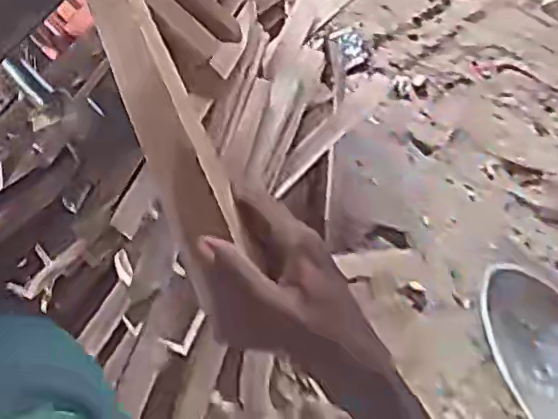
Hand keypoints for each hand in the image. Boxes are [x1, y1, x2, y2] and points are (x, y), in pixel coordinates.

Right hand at [196, 185, 425, 418]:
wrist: (364, 377)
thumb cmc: (321, 340)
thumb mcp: (276, 311)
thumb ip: (240, 275)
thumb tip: (202, 239)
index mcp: (296, 237)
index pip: (254, 196)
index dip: (225, 185)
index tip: (195, 181)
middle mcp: (301, 237)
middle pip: (257, 211)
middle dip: (226, 209)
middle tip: (193, 211)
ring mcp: (305, 254)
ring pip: (262, 230)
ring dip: (236, 231)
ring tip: (206, 236)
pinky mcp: (304, 271)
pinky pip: (269, 248)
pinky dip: (248, 251)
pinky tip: (233, 270)